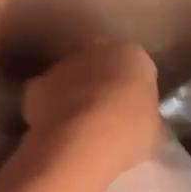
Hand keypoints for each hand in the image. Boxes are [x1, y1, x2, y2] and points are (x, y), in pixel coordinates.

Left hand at [22, 42, 159, 178]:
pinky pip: (45, 97)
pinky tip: (55, 132)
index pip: (136, 67)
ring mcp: (62, 65)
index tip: (133, 112)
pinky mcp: (35, 85)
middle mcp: (96, 50)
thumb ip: (150, 121)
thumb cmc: (129, 132)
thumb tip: (150, 129)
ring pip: (70, 78)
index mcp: (133, 55)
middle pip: (99, 65)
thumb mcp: (154, 132)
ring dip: (72, 95)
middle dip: (101, 85)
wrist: (82, 141)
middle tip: (105, 116)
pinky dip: (48, 109)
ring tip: (77, 127)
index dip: (133, 90)